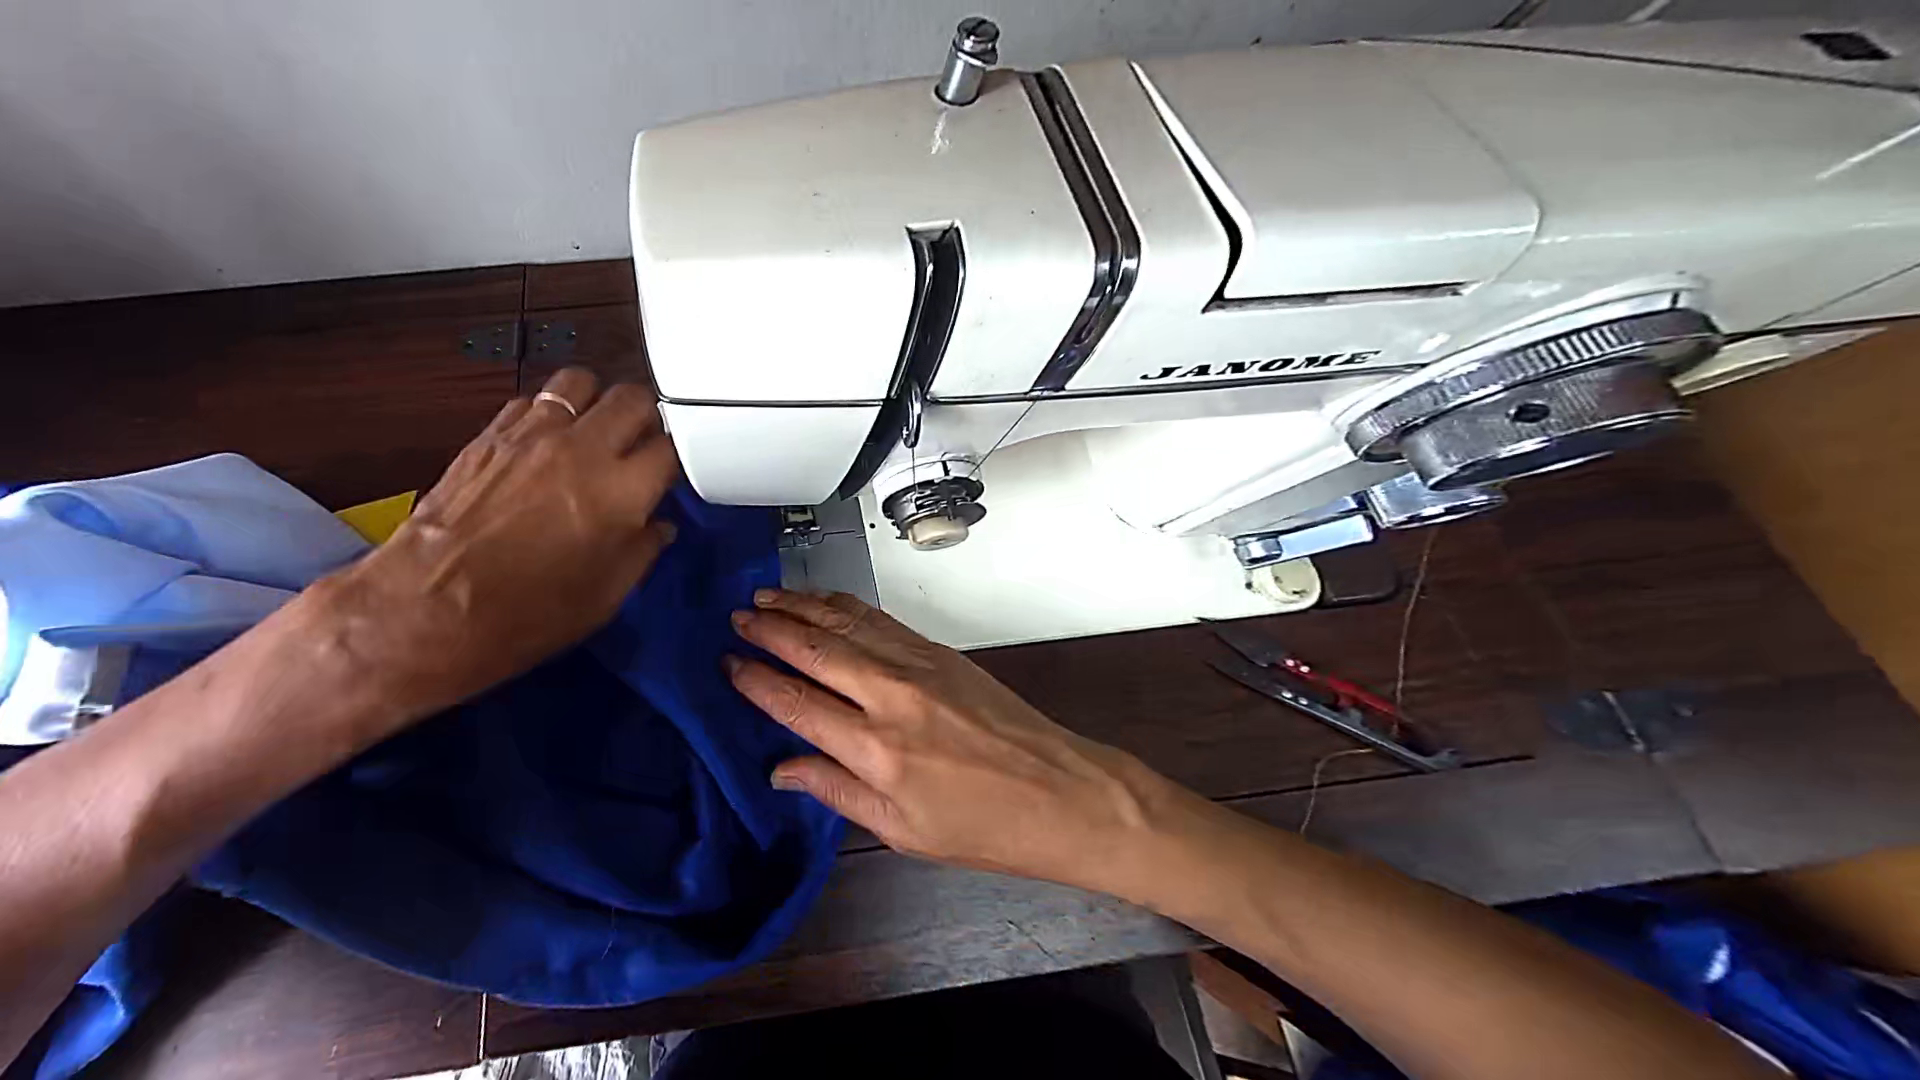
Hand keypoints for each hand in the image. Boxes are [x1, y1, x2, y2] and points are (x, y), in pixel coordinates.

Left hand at [312, 367, 680, 724]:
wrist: (427, 611)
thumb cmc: (531, 613)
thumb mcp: (609, 594)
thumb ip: (643, 549)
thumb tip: (658, 525)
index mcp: (623, 491)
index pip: (673, 447)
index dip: (681, 457)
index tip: (675, 473)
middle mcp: (583, 450)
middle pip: (634, 398)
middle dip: (647, 417)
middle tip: (642, 444)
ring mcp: (532, 435)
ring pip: (581, 381)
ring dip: (598, 403)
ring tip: (596, 431)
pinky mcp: (490, 435)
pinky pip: (533, 400)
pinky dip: (551, 412)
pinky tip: (548, 441)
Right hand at [726, 589, 1200, 897]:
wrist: (1061, 791)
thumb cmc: (983, 827)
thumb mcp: (902, 831)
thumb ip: (837, 791)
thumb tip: (782, 768)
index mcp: (875, 750)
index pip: (797, 703)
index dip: (756, 680)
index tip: (728, 663)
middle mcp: (892, 696)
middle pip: (817, 649)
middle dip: (771, 629)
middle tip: (738, 617)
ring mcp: (920, 666)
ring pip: (849, 623)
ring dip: (804, 606)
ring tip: (769, 596)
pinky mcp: (942, 653)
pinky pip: (883, 621)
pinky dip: (848, 606)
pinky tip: (828, 601)